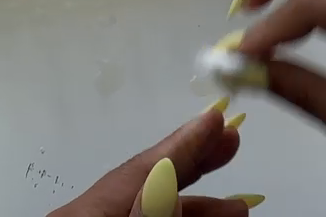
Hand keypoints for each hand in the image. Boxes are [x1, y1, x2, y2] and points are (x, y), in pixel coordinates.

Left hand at [48, 109, 255, 216]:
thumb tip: (174, 180)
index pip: (145, 167)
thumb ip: (150, 212)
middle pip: (149, 181)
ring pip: (154, 207)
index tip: (216, 117)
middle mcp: (90, 213)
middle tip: (233, 139)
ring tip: (239, 206)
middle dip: (195, 162)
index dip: (184, 143)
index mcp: (86, 210)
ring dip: (198, 205)